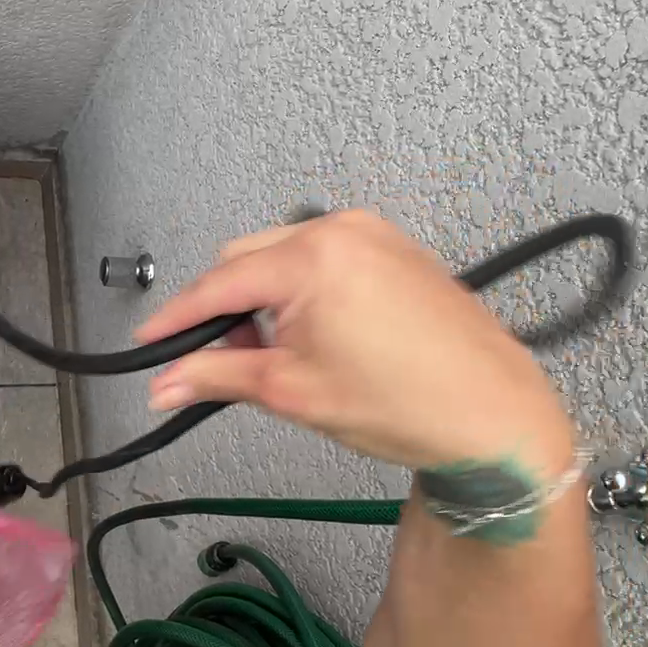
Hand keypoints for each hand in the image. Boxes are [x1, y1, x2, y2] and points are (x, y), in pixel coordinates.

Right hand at [137, 210, 573, 477]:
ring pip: (278, 258)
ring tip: (282, 353)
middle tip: (235, 361)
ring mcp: (370, 235)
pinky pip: (317, 257)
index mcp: (311, 258)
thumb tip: (165, 385)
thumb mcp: (290, 391)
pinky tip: (313, 334)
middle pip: (242, 262)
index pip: (217, 284)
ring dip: (261, 300)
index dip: (176, 317)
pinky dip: (298, 291)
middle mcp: (340, 231)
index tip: (151, 340)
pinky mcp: (390, 249)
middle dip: (226, 311)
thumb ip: (214, 377)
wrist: (496, 415)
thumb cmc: (409, 402)